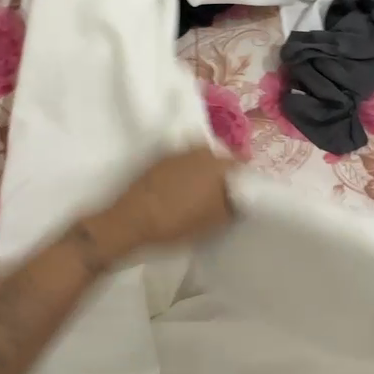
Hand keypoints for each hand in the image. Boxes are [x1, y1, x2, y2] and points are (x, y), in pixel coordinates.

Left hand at [78, 145, 234, 265]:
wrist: (130, 221)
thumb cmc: (176, 223)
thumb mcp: (215, 222)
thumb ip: (234, 206)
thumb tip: (239, 198)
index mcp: (219, 164)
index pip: (242, 168)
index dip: (243, 184)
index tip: (239, 199)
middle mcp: (201, 150)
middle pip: (221, 161)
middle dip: (222, 177)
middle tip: (220, 199)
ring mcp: (178, 152)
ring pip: (200, 161)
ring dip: (202, 174)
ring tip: (198, 196)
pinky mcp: (159, 158)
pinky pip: (182, 164)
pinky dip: (184, 174)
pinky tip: (178, 192)